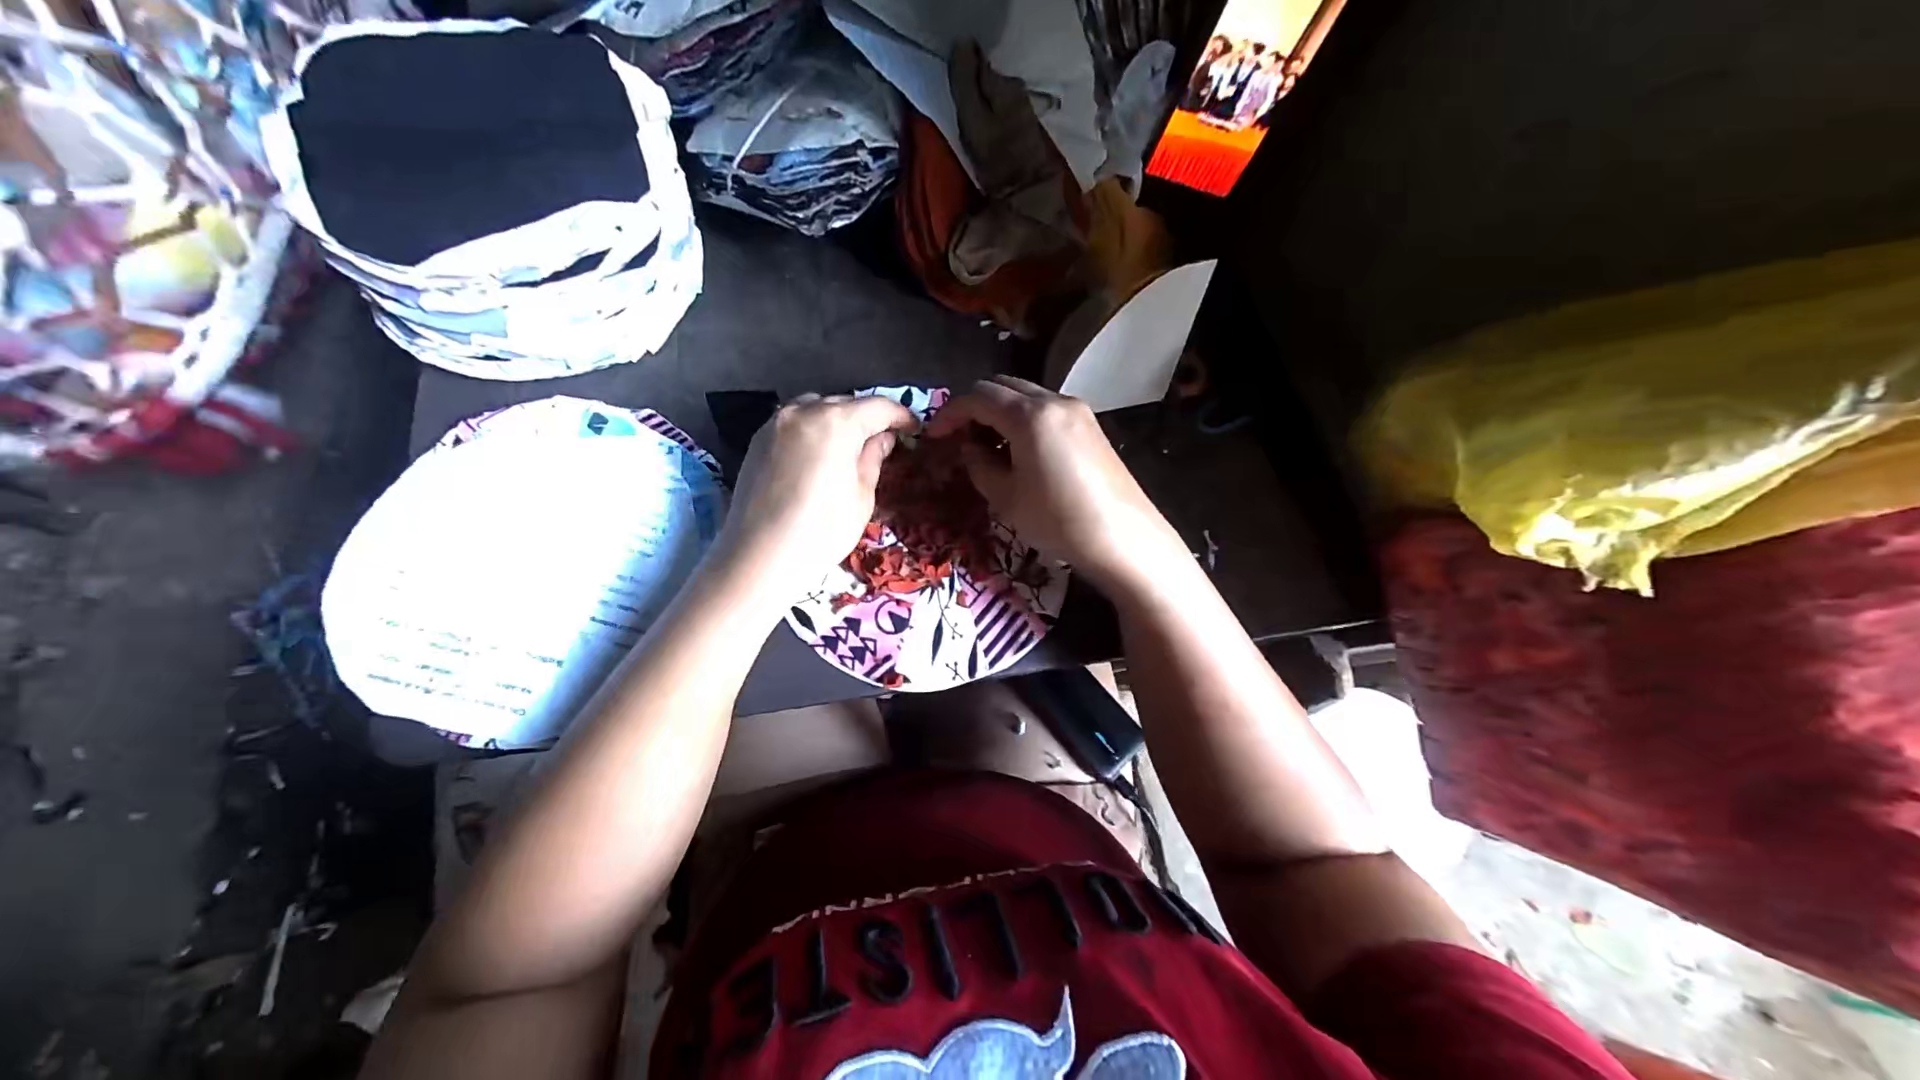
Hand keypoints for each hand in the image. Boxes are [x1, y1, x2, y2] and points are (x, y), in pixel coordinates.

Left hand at [713, 393, 918, 604]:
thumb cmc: (820, 531)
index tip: (913, 429)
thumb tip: (882, 438)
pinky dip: (812, 430)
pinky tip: (818, 456)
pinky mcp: (757, 440)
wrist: (759, 557)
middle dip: (867, 418)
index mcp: (836, 422)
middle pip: (845, 403)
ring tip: (849, 446)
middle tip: (882, 441)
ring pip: (816, 408)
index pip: (878, 406)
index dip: (901, 415)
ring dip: (837, 420)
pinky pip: (794, 423)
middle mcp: (803, 411)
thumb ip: (873, 459)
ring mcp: (776, 423)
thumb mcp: (861, 497)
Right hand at [926, 376, 1183, 595]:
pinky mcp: (1091, 426)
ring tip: (989, 448)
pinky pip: (1047, 410)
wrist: (1123, 538)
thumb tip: (970, 449)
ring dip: (1001, 412)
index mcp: (1029, 415)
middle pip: (1002, 386)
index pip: (978, 397)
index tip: (934, 436)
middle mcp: (1054, 401)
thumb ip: (979, 465)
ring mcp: (1078, 411)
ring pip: (1026, 396)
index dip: (950, 413)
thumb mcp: (1006, 498)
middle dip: (975, 407)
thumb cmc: (1058, 520)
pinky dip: (1024, 420)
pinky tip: (1020, 452)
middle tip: (960, 439)